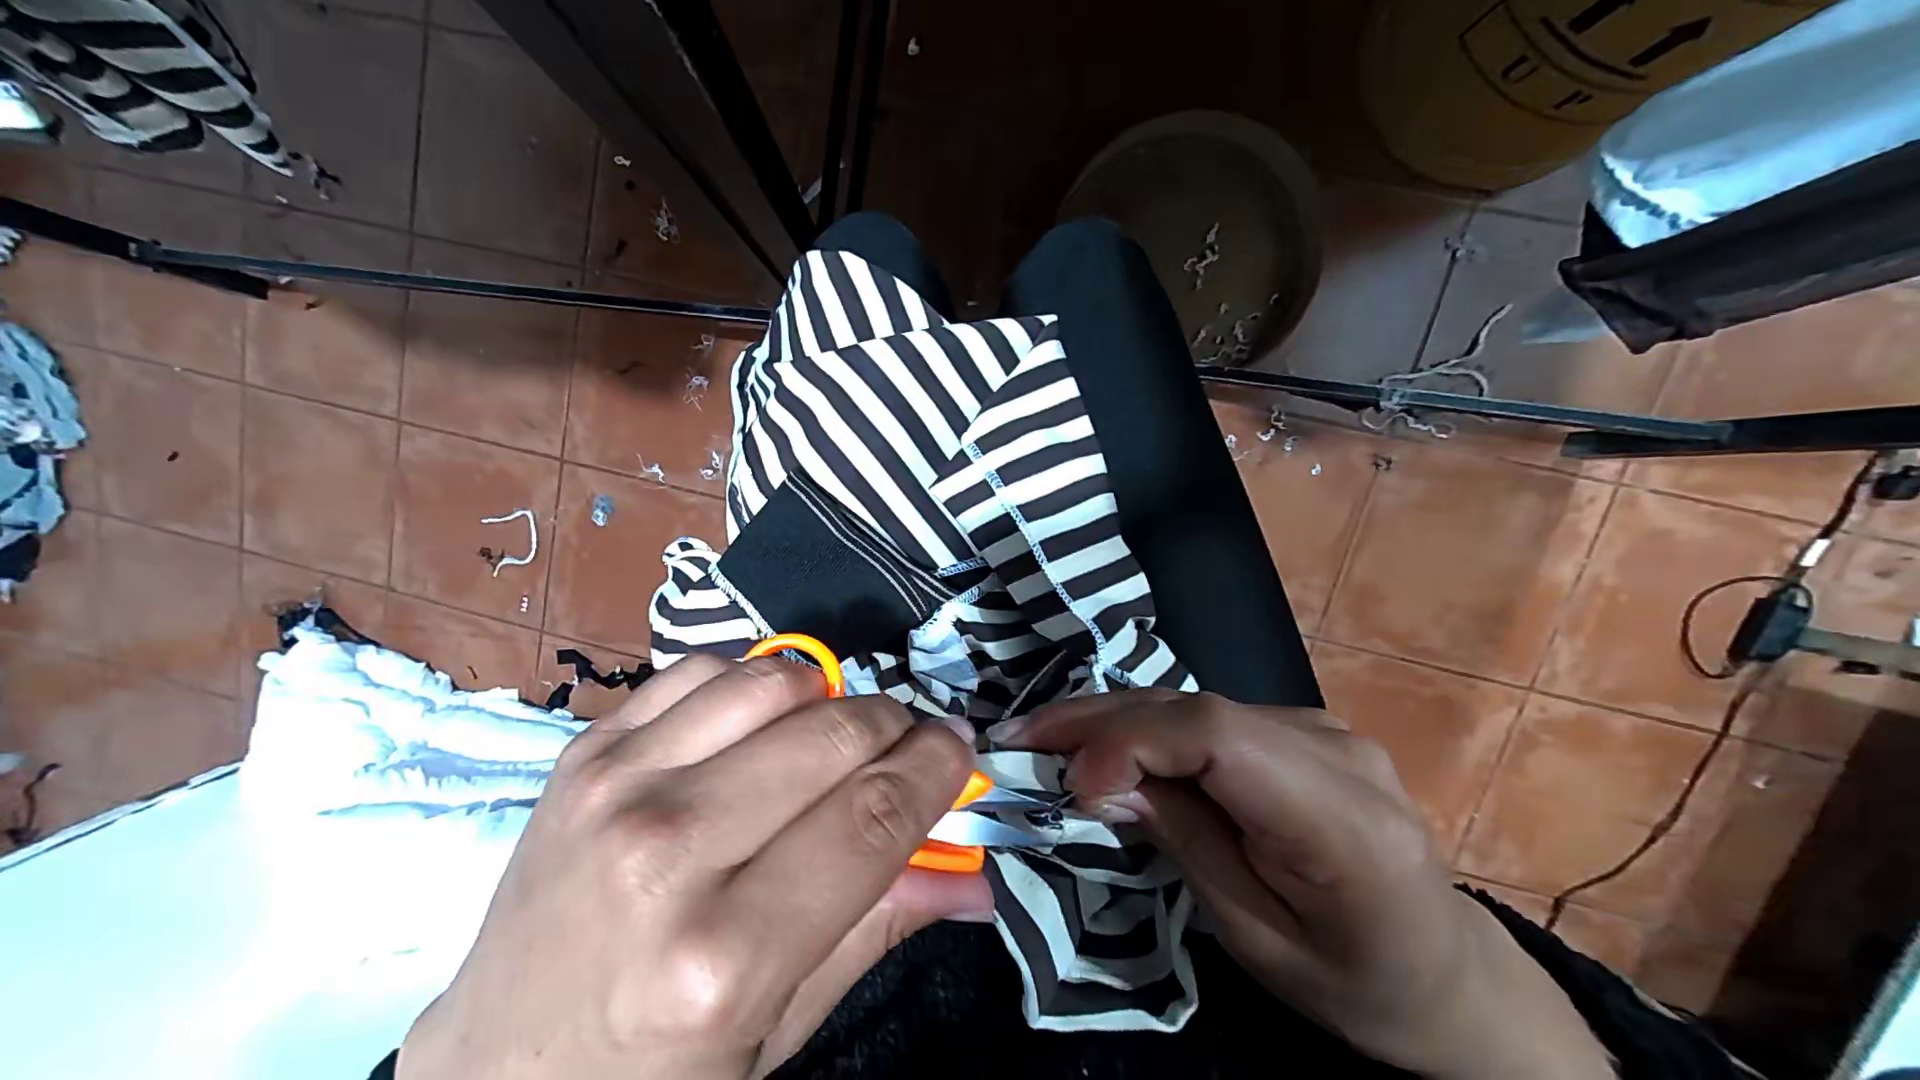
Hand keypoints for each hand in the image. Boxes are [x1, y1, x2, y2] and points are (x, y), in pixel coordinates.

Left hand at [398, 655, 990, 1079]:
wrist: (499, 1065)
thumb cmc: (656, 1068)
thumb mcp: (782, 1024)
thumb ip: (882, 925)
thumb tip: (979, 877)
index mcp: (725, 954)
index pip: (870, 817)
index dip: (935, 768)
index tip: (959, 748)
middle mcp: (666, 855)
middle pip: (831, 737)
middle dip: (894, 727)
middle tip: (907, 742)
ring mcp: (615, 788)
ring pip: (771, 685)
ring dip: (828, 696)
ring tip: (833, 732)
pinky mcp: (583, 752)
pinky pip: (701, 670)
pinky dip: (755, 679)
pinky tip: (762, 719)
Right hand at [1000, 691, 1612, 1079]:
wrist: (1443, 971)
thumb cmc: (1351, 979)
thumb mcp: (1254, 934)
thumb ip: (1182, 839)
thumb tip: (1099, 778)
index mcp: (1341, 818)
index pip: (1219, 738)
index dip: (1133, 740)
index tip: (1071, 782)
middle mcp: (1336, 748)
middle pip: (1197, 709)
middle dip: (1102, 718)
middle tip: (1025, 735)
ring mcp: (1323, 727)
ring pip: (1196, 704)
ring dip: (1117, 718)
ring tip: (1050, 735)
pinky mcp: (1304, 727)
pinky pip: (1211, 718)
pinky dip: (1151, 727)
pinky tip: (1110, 741)